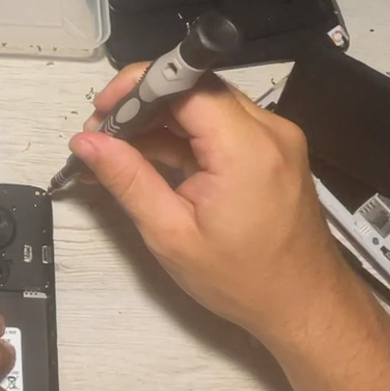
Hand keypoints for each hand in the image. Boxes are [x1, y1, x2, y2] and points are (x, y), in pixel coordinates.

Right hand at [69, 69, 356, 341]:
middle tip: (100, 135)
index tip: (101, 112)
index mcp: (246, 149)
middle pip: (193, 88)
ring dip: (156, 119)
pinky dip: (179, 135)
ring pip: (202, 104)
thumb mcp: (170, 234)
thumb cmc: (241, 280)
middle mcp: (268, 131)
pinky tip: (147, 158)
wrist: (304, 305)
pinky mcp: (268, 150)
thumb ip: (127, 180)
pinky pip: (217, 125)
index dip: (136, 87)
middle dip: (139, 102)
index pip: (186, 85)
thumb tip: (85, 143)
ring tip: (116, 150)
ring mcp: (272, 139)